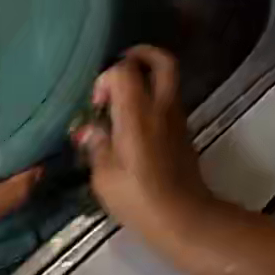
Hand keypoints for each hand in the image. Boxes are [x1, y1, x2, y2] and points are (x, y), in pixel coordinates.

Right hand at [73, 46, 221, 248]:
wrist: (186, 219)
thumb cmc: (139, 198)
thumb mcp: (105, 177)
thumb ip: (96, 146)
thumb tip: (89, 130)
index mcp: (137, 112)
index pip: (124, 69)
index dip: (106, 77)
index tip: (96, 103)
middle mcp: (161, 106)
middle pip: (161, 60)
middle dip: (141, 54)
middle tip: (120, 67)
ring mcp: (177, 117)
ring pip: (169, 79)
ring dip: (147, 79)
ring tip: (123, 100)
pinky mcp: (184, 131)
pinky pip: (169, 101)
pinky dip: (153, 99)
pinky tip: (134, 124)